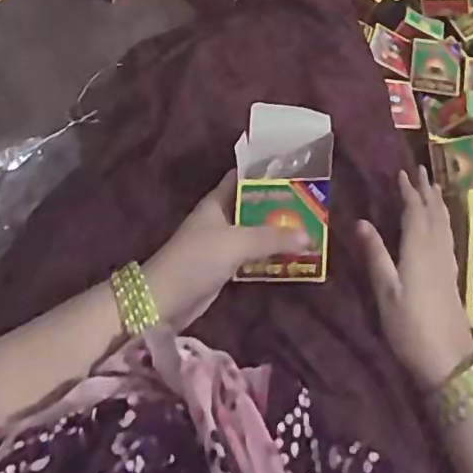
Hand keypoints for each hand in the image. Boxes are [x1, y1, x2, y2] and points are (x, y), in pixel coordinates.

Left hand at [142, 171, 310, 329]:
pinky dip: (268, 254)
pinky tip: (290, 255)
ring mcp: (220, 242)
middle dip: (278, 205)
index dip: (265, 172)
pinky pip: (251, 254)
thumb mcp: (237, 243)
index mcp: (217, 201)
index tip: (293, 171)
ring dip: (275, 231)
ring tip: (308, 227)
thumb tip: (309, 235)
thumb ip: (271, 238)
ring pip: (254, 230)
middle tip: (309, 203)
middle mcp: (219, 217)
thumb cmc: (197, 259)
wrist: (163, 300)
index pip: (243, 177)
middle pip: (252, 205)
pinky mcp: (223, 265)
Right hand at [356, 168, 472, 388]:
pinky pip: (448, 235)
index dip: (409, 191)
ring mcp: (447, 264)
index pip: (415, 211)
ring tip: (433, 188)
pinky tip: (441, 225)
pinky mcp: (452, 277)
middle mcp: (436, 251)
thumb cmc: (411, 328)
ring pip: (444, 224)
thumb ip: (375, 255)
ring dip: (437, 203)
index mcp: (419, 249)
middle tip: (421, 170)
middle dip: (426, 191)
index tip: (402, 173)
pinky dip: (443, 220)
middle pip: (433, 213)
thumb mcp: (386, 292)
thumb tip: (361, 221)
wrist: (450, 363)